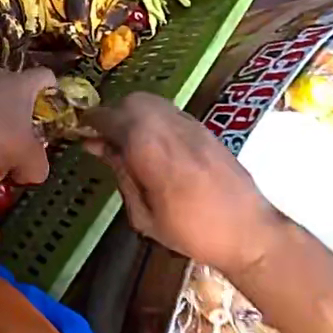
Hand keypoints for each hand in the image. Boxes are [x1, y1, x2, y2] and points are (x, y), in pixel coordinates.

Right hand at [84, 93, 284, 275]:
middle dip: (111, 115)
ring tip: (126, 139)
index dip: (91, 122)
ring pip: (149, 100)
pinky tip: (151, 141)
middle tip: (103, 138)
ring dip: (131, 113)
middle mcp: (166, 125)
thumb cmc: (193, 232)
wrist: (251, 232)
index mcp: (148, 147)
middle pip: (129, 101)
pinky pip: (167, 109)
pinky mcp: (203, 127)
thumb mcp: (144, 215)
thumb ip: (121, 175)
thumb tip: (100, 148)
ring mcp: (188, 123)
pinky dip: (151, 116)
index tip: (82, 133)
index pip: (109, 117)